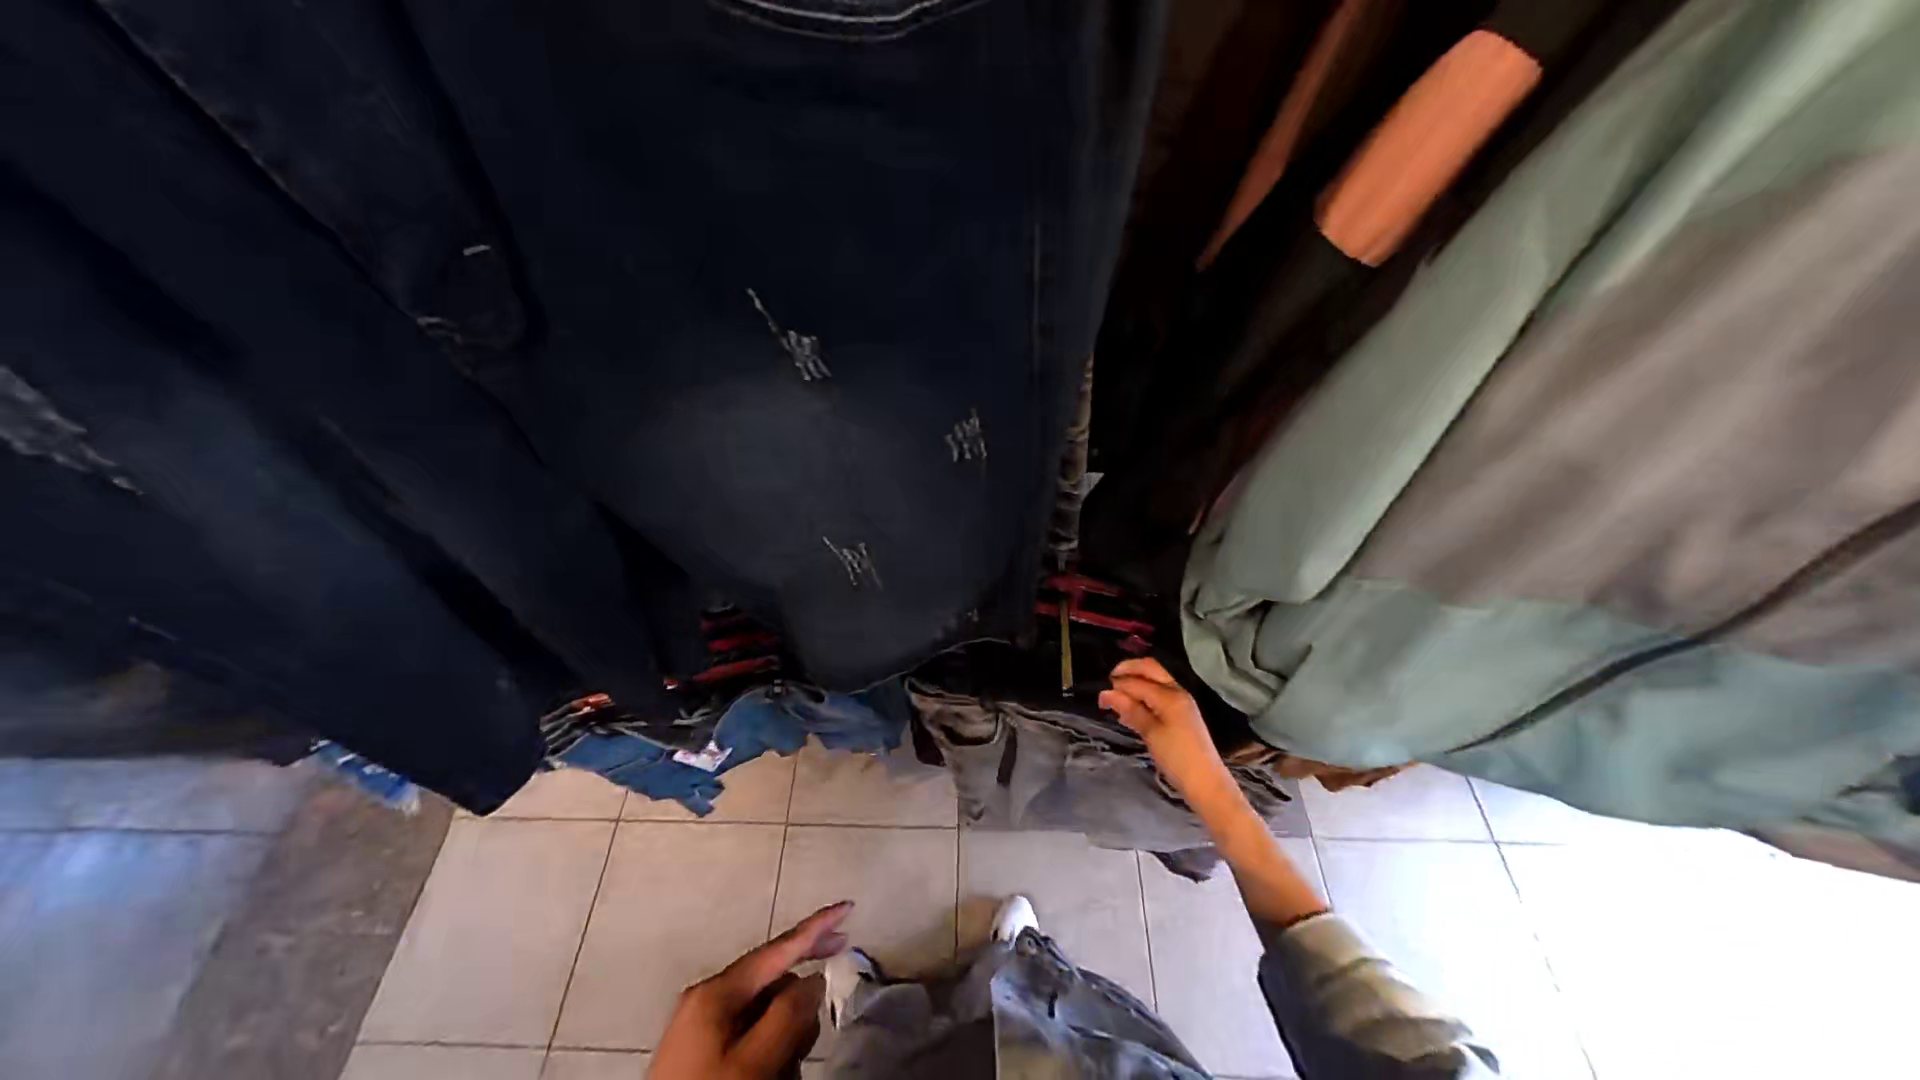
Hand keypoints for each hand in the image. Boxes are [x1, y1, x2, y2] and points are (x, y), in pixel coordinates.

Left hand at [646, 901, 853, 1079]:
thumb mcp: (754, 1064)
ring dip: (787, 1036)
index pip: (779, 948)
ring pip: (765, 1012)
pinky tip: (775, 1075)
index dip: (817, 926)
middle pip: (774, 979)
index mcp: (717, 992)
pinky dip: (771, 1051)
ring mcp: (704, 1028)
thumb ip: (789, 1015)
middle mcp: (709, 999)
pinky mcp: (704, 1055)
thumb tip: (814, 978)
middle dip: (802, 1000)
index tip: (848, 906)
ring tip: (786, 1071)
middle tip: (823, 1015)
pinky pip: (751, 1037)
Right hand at [1099, 658, 1230, 797]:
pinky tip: (1131, 712)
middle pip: (1150, 669)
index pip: (1137, 681)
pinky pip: (1158, 695)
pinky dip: (1143, 696)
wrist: (1206, 782)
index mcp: (1169, 695)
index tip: (1100, 699)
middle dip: (1128, 671)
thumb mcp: (1150, 733)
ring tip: (1117, 701)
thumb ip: (1130, 709)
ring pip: (1154, 681)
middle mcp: (1177, 692)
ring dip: (1135, 684)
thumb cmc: (1177, 757)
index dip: (1117, 686)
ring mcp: (1180, 702)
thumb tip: (1107, 693)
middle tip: (1110, 684)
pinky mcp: (1181, 713)